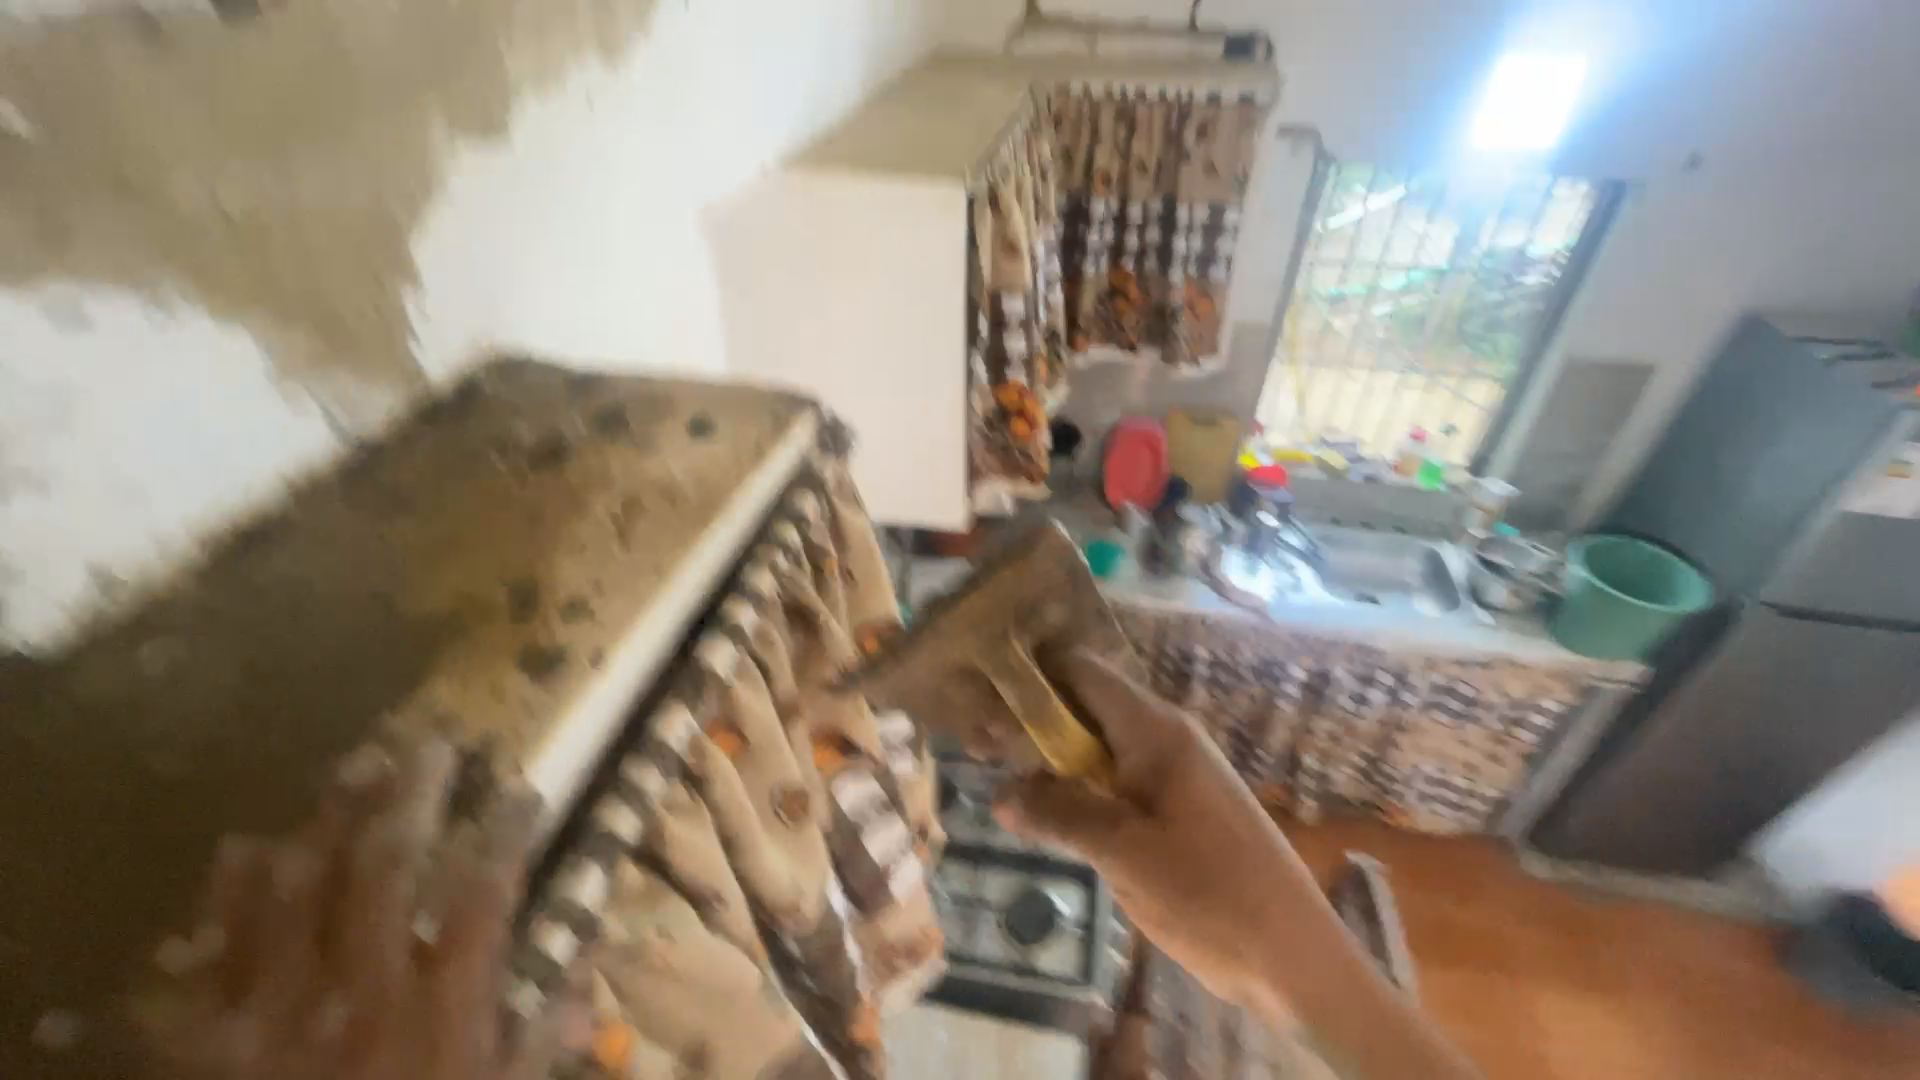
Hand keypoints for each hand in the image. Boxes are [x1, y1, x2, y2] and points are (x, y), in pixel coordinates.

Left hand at [137, 740, 587, 1079]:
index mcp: (437, 1010)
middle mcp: (361, 993)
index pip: (482, 895)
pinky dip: (230, 893)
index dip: (506, 834)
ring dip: (329, 821)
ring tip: (356, 766)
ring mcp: (276, 1011)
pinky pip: (215, 948)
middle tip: (433, 747)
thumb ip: (541, 1036)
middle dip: (414, 798)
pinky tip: (249, 843)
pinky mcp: (209, 1038)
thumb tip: (591, 967)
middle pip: (387, 870)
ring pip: (300, 889)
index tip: (524, 791)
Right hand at [993, 649, 1311, 1008]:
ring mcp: (1171, 773)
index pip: (1081, 671)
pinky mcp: (1175, 808)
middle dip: (1033, 723)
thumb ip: (1059, 814)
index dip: (1031, 675)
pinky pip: (1114, 780)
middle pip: (1085, 706)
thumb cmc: (1211, 895)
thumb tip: (1000, 793)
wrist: (1295, 959)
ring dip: (1052, 761)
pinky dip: (1078, 789)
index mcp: (1154, 729)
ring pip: (1097, 746)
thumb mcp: (1123, 853)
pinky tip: (1045, 814)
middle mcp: (1163, 736)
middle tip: (980, 751)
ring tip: (1000, 781)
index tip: (983, 697)